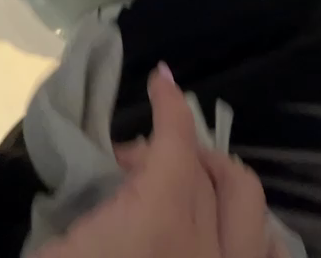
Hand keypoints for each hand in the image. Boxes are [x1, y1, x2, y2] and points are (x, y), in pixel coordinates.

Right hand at [35, 64, 281, 257]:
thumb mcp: (61, 249)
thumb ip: (95, 210)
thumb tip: (120, 187)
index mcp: (164, 220)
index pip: (177, 142)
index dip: (170, 104)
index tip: (160, 80)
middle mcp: (211, 247)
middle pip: (210, 170)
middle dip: (177, 149)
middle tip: (136, 163)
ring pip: (249, 207)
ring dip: (219, 181)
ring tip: (187, 184)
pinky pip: (259, 252)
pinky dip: (245, 229)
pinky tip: (215, 231)